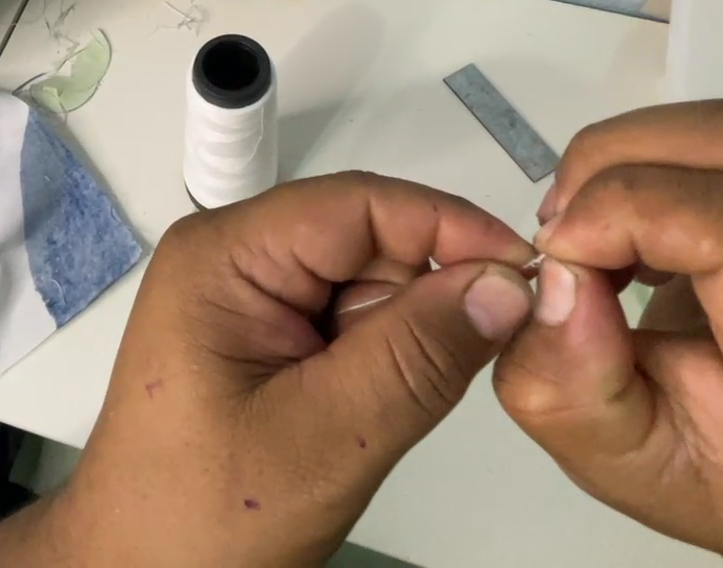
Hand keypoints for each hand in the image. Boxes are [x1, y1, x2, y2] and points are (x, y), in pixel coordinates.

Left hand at [43, 173, 536, 565]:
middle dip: (421, 296)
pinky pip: (346, 313)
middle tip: (451, 369)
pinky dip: (379, 352)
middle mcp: (233, 253)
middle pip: (363, 237)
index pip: (356, 204)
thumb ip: (417, 356)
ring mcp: (246, 288)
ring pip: (363, 278)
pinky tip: (361, 404)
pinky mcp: (262, 322)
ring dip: (399, 333)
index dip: (446, 226)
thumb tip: (505, 285)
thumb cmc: (198, 518)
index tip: (524, 271)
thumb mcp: (323, 439)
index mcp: (224, 254)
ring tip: (372, 409)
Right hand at [494, 101, 722, 565]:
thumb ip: (567, 389)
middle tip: (557, 227)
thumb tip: (554, 274)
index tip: (550, 255)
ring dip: (631, 152)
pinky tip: (633, 215)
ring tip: (587, 219)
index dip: (622, 211)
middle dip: (615, 162)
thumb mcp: (621, 466)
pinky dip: (658, 155)